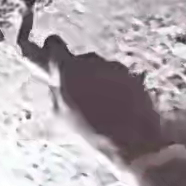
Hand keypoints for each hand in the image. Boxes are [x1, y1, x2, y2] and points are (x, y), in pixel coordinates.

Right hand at [17, 5, 165, 165]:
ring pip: (100, 68)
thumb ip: (55, 91)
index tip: (52, 55)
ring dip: (98, 80)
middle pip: (79, 59)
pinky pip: (118, 76)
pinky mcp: (131, 75)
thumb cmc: (92, 132)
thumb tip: (53, 81)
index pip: (54, 43)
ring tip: (103, 105)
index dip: (52, 49)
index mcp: (67, 69)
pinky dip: (116, 86)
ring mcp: (113, 67)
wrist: (133, 142)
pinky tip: (118, 106)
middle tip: (80, 94)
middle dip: (78, 72)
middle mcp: (90, 61)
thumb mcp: (61, 116)